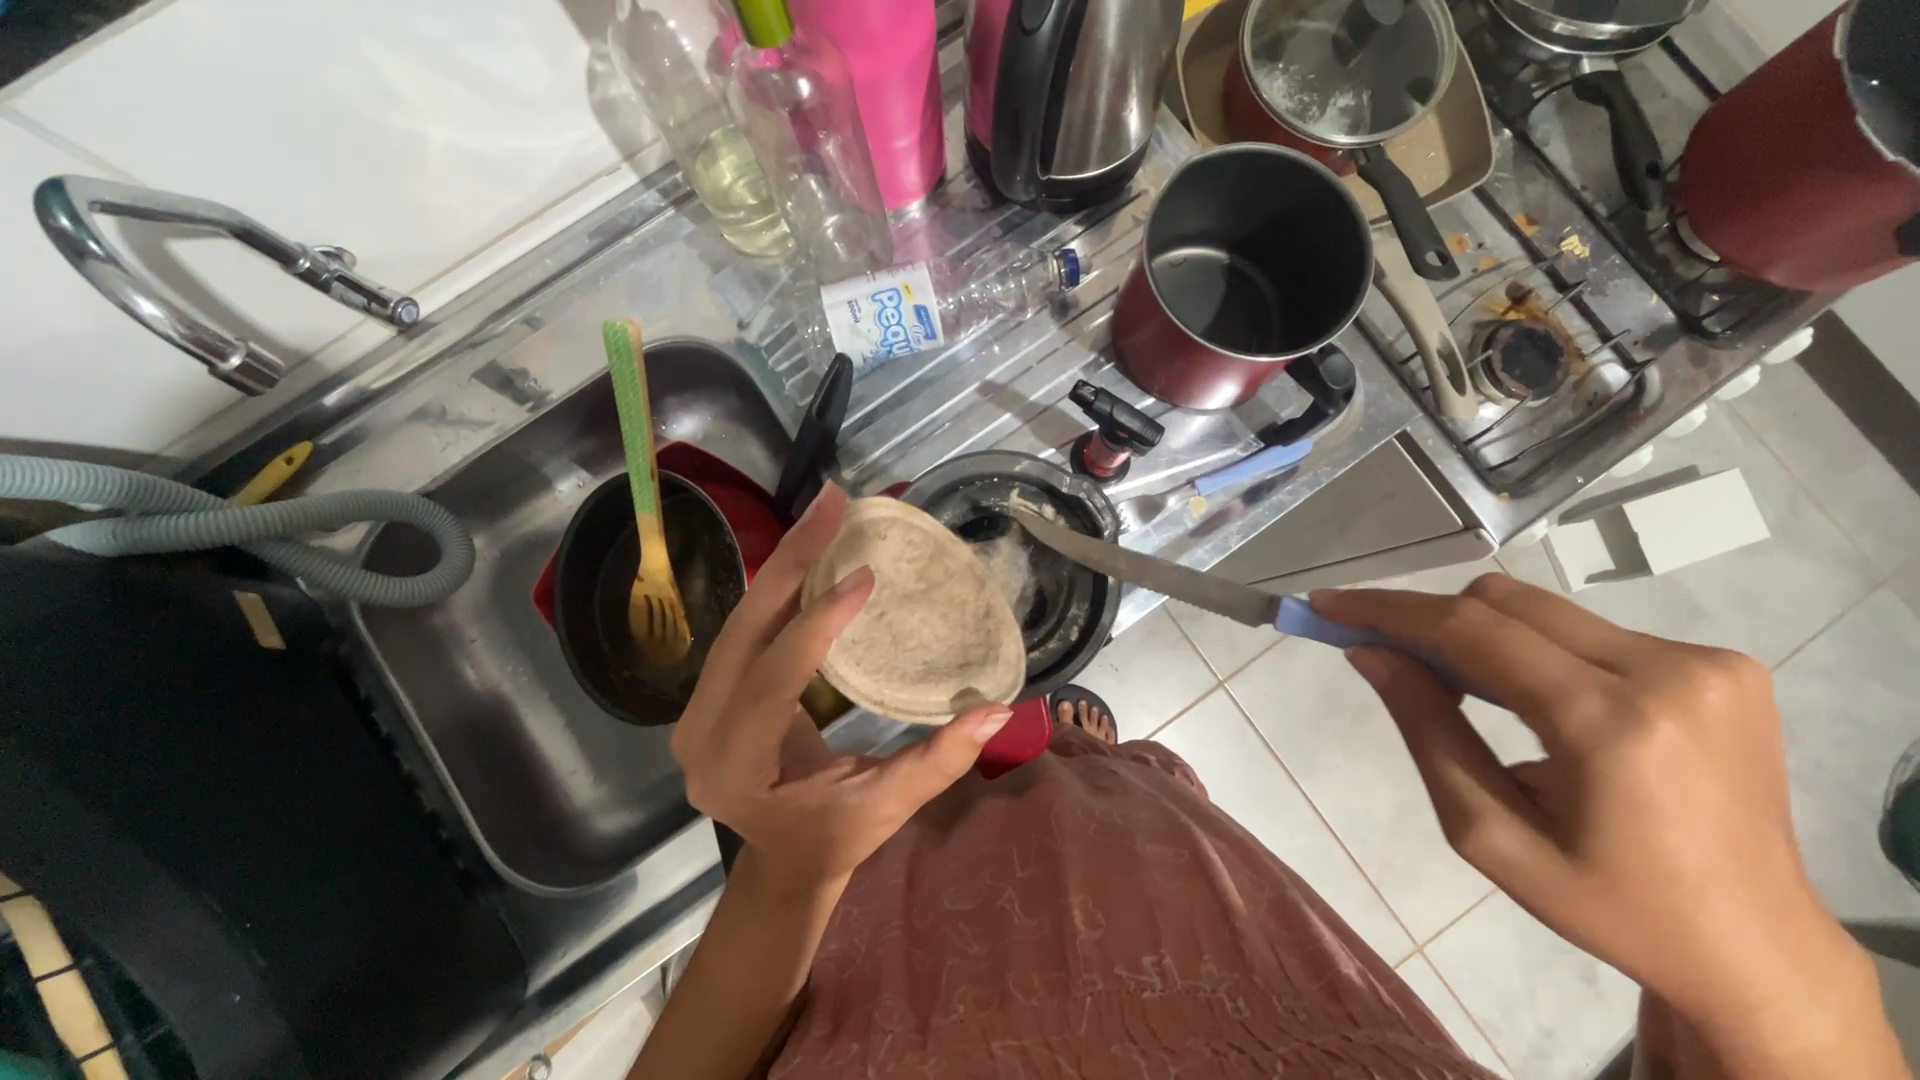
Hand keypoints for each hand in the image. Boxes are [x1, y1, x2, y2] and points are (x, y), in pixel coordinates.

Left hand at [671, 484, 1013, 892]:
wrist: (783, 861)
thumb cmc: (833, 839)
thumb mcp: (886, 806)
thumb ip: (938, 762)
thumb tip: (1000, 712)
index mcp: (735, 769)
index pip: (771, 684)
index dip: (813, 628)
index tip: (861, 578)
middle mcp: (700, 733)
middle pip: (743, 632)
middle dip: (790, 562)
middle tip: (833, 504)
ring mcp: (697, 709)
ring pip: (739, 621)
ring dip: (784, 564)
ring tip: (825, 515)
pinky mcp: (713, 691)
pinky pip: (745, 628)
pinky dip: (779, 586)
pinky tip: (810, 551)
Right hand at [1315, 574, 1896, 1076]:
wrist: (1753, 944)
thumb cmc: (1607, 905)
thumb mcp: (1489, 834)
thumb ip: (1427, 729)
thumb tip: (1369, 653)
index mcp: (1610, 724)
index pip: (1472, 630)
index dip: (1389, 610)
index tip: (1328, 604)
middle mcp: (1669, 670)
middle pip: (1508, 603)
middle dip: (1432, 620)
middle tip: (1384, 652)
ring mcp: (1709, 663)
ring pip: (1548, 612)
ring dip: (1486, 636)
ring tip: (1460, 687)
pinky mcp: (1727, 666)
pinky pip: (1594, 632)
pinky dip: (1542, 651)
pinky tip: (1538, 703)